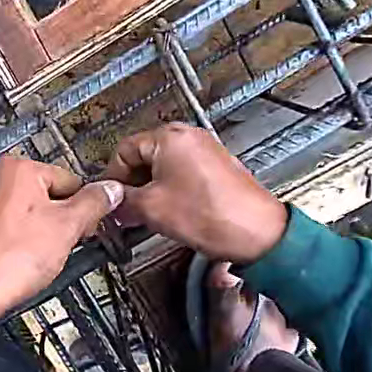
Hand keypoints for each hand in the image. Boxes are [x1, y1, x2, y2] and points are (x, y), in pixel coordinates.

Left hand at [0, 153, 125, 322]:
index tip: (86, 229)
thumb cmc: (10, 257)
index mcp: (17, 167)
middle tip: (62, 245)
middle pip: (46, 194)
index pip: (69, 180)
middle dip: (60, 220)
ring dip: (39, 231)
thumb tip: (109, 190)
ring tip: (37, 255)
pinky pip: (6, 225)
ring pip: (26, 211)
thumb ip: (93, 204)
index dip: (83, 208)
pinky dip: (17, 239)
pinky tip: (20, 258)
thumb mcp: (67, 227)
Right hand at [103, 124, 288, 264]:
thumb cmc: (214, 215)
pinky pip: (182, 173)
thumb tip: (113, 202)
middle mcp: (188, 137)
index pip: (123, 150)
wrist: (259, 234)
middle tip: (126, 208)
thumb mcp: (151, 208)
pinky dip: (170, 190)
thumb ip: (123, 201)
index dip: (113, 177)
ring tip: (147, 213)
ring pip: (162, 166)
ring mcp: (205, 151)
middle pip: (143, 156)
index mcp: (169, 137)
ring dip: (150, 189)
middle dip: (132, 185)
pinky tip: (170, 212)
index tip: (112, 198)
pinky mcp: (216, 167)